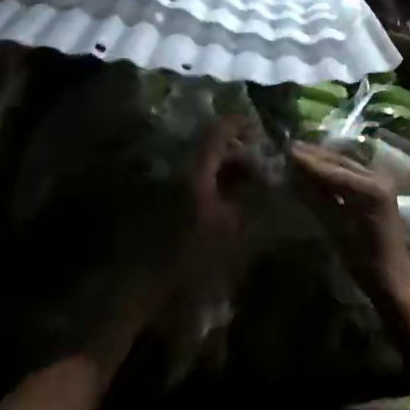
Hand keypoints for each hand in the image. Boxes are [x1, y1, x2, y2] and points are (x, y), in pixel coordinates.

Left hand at [91, 118, 253, 364]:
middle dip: (237, 154)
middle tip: (262, 169)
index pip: (217, 131)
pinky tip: (228, 206)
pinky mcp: (162, 202)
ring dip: (226, 171)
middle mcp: (178, 171)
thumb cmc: (189, 259)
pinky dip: (213, 185)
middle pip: (209, 148)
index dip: (239, 125)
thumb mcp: (229, 231)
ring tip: (250, 189)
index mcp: (195, 172)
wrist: (144, 284)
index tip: (259, 131)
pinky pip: (192, 182)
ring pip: (201, 166)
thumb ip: (247, 202)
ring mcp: (168, 186)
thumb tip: (264, 182)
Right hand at [289, 142, 409, 307]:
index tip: (285, 150)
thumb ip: (315, 198)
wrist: (392, 278)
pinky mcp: (378, 189)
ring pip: (345, 164)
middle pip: (339, 161)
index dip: (307, 161)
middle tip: (288, 147)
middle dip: (313, 155)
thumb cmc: (363, 259)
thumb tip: (293, 177)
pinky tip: (315, 167)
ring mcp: (380, 182)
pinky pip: (350, 172)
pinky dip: (332, 168)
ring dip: (322, 159)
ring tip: (297, 153)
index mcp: (370, 189)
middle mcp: (377, 178)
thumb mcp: (335, 228)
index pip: (331, 170)